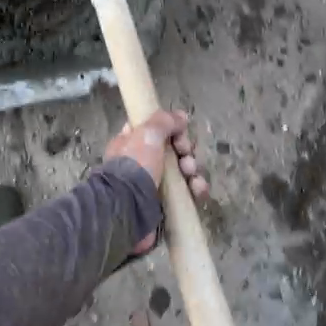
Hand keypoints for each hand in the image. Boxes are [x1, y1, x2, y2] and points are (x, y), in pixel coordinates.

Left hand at [106, 110, 208, 254]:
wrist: (128, 209)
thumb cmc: (134, 166)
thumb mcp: (147, 134)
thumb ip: (164, 121)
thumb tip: (182, 116)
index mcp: (132, 143)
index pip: (156, 130)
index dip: (171, 129)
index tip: (179, 132)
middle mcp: (143, 162)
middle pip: (174, 150)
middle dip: (185, 150)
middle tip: (184, 154)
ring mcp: (155, 184)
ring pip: (183, 171)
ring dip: (192, 169)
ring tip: (190, 174)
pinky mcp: (167, 204)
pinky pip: (188, 193)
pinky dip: (196, 189)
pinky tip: (198, 189)